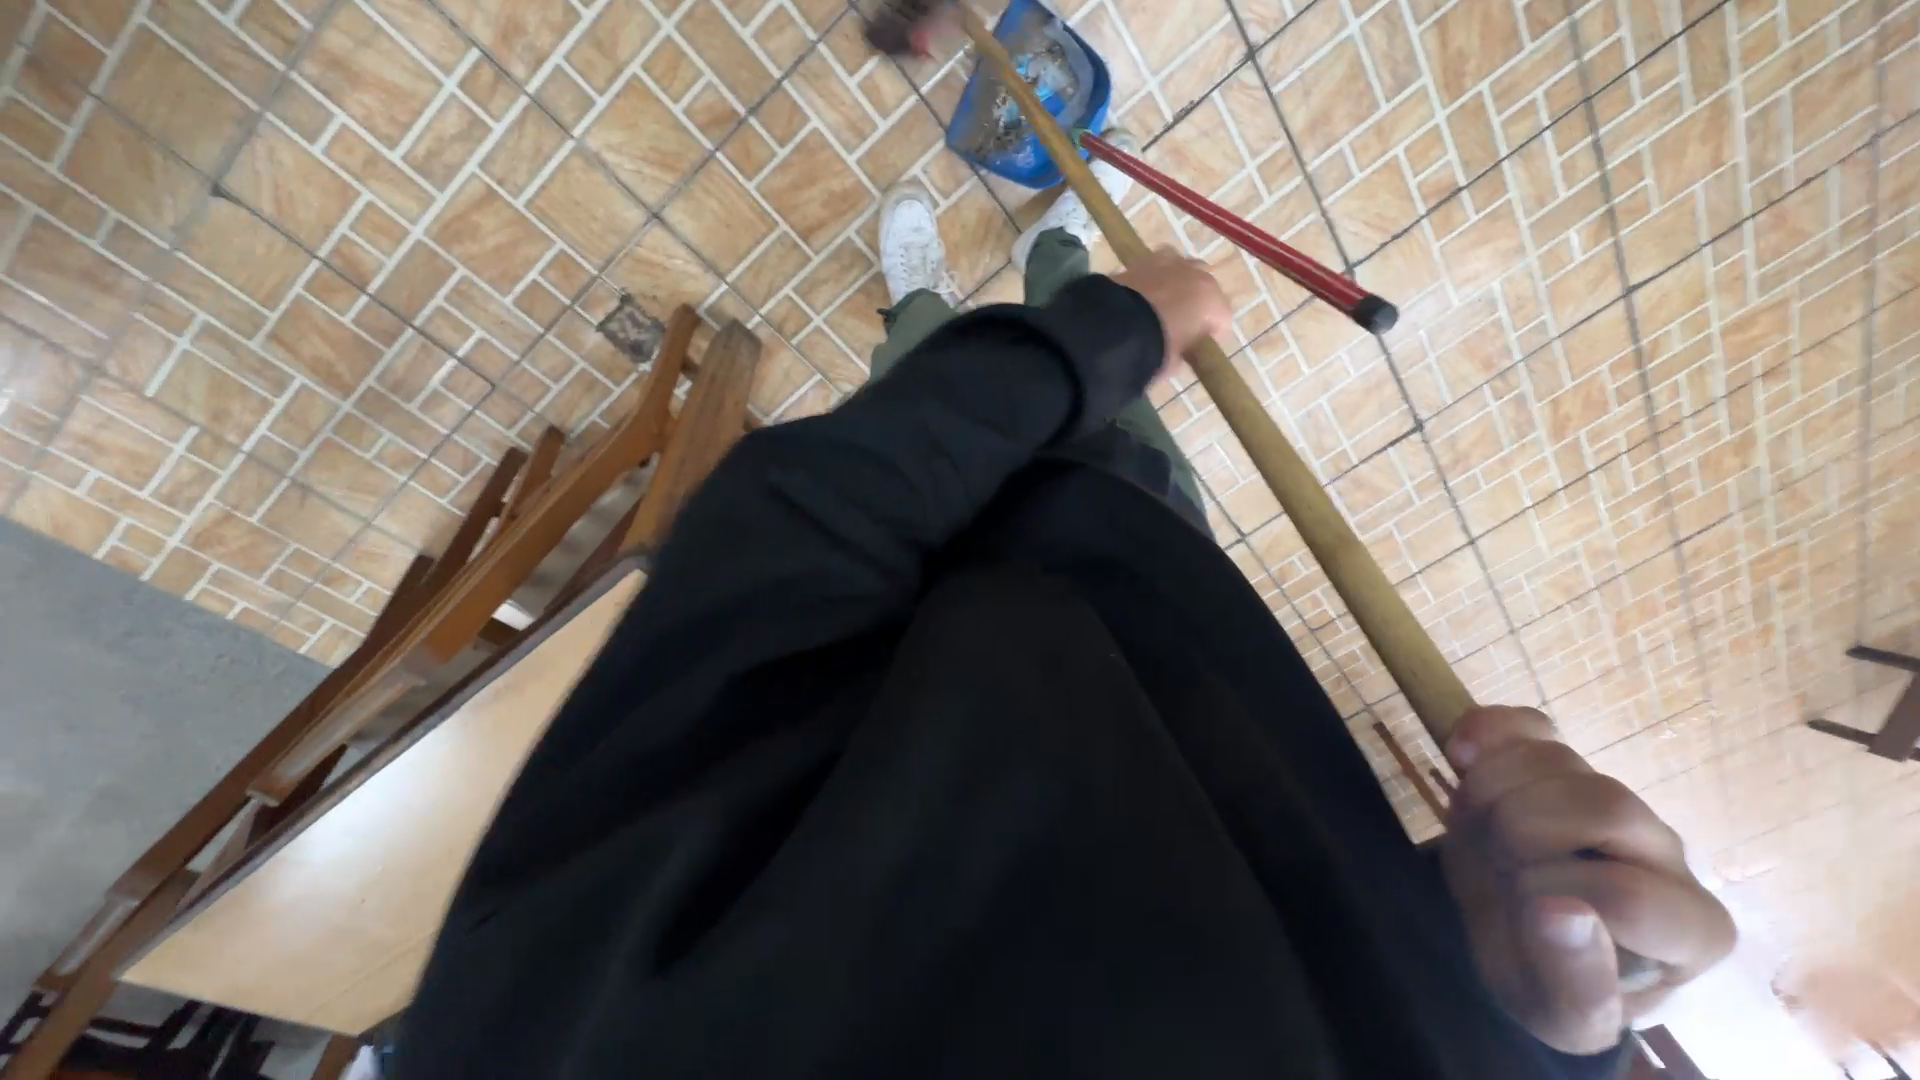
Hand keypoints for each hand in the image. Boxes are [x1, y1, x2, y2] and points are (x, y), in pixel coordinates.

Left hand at [1111, 249, 1231, 372]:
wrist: (1115, 329)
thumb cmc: (1154, 351)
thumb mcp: (1173, 363)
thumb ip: (1182, 352)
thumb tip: (1177, 351)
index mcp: (1211, 300)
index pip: (1221, 317)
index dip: (1211, 333)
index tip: (1200, 346)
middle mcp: (1195, 274)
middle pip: (1203, 285)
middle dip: (1195, 301)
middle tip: (1181, 321)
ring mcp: (1166, 262)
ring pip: (1179, 268)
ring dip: (1175, 283)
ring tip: (1160, 303)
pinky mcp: (1138, 261)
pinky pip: (1152, 270)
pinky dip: (1150, 281)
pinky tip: (1140, 297)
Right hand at [1439, 707, 1734, 1054]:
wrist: (1511, 930)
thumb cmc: (1547, 978)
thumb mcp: (1557, 1011)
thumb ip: (1571, 979)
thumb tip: (1558, 911)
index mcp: (1690, 925)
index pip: (1630, 894)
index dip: (1554, 899)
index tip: (1519, 916)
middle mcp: (1664, 852)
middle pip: (1602, 805)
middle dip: (1519, 830)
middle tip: (1492, 863)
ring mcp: (1609, 797)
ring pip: (1559, 760)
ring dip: (1492, 788)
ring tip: (1475, 825)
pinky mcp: (1558, 763)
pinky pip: (1528, 724)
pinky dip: (1485, 730)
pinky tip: (1460, 754)